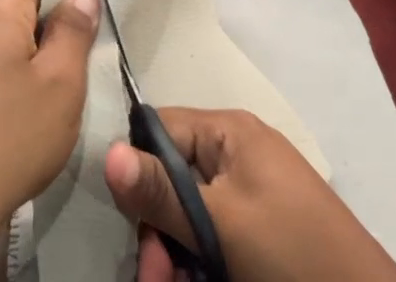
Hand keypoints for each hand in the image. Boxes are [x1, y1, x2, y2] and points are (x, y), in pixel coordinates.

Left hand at [0, 0, 99, 223]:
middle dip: (58, 23)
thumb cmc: (15, 134)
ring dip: (40, 51)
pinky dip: (20, 70)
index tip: (102, 11)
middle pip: (24, 4)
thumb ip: (73, 30)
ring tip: (73, 78)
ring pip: (11, 34)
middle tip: (95, 50)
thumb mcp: (62, 81)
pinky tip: (39, 99)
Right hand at [104, 108, 395, 281]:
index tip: (128, 221)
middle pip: (168, 178)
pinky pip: (212, 236)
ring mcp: (250, 193)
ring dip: (173, 254)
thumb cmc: (292, 254)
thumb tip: (103, 151)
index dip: (135, 170)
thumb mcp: (220, 224)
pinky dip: (199, 262)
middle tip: (155, 275)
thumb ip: (158, 191)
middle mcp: (236, 153)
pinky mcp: (259, 230)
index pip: (156, 129)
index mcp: (229, 131)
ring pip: (186, 215)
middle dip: (156, 230)